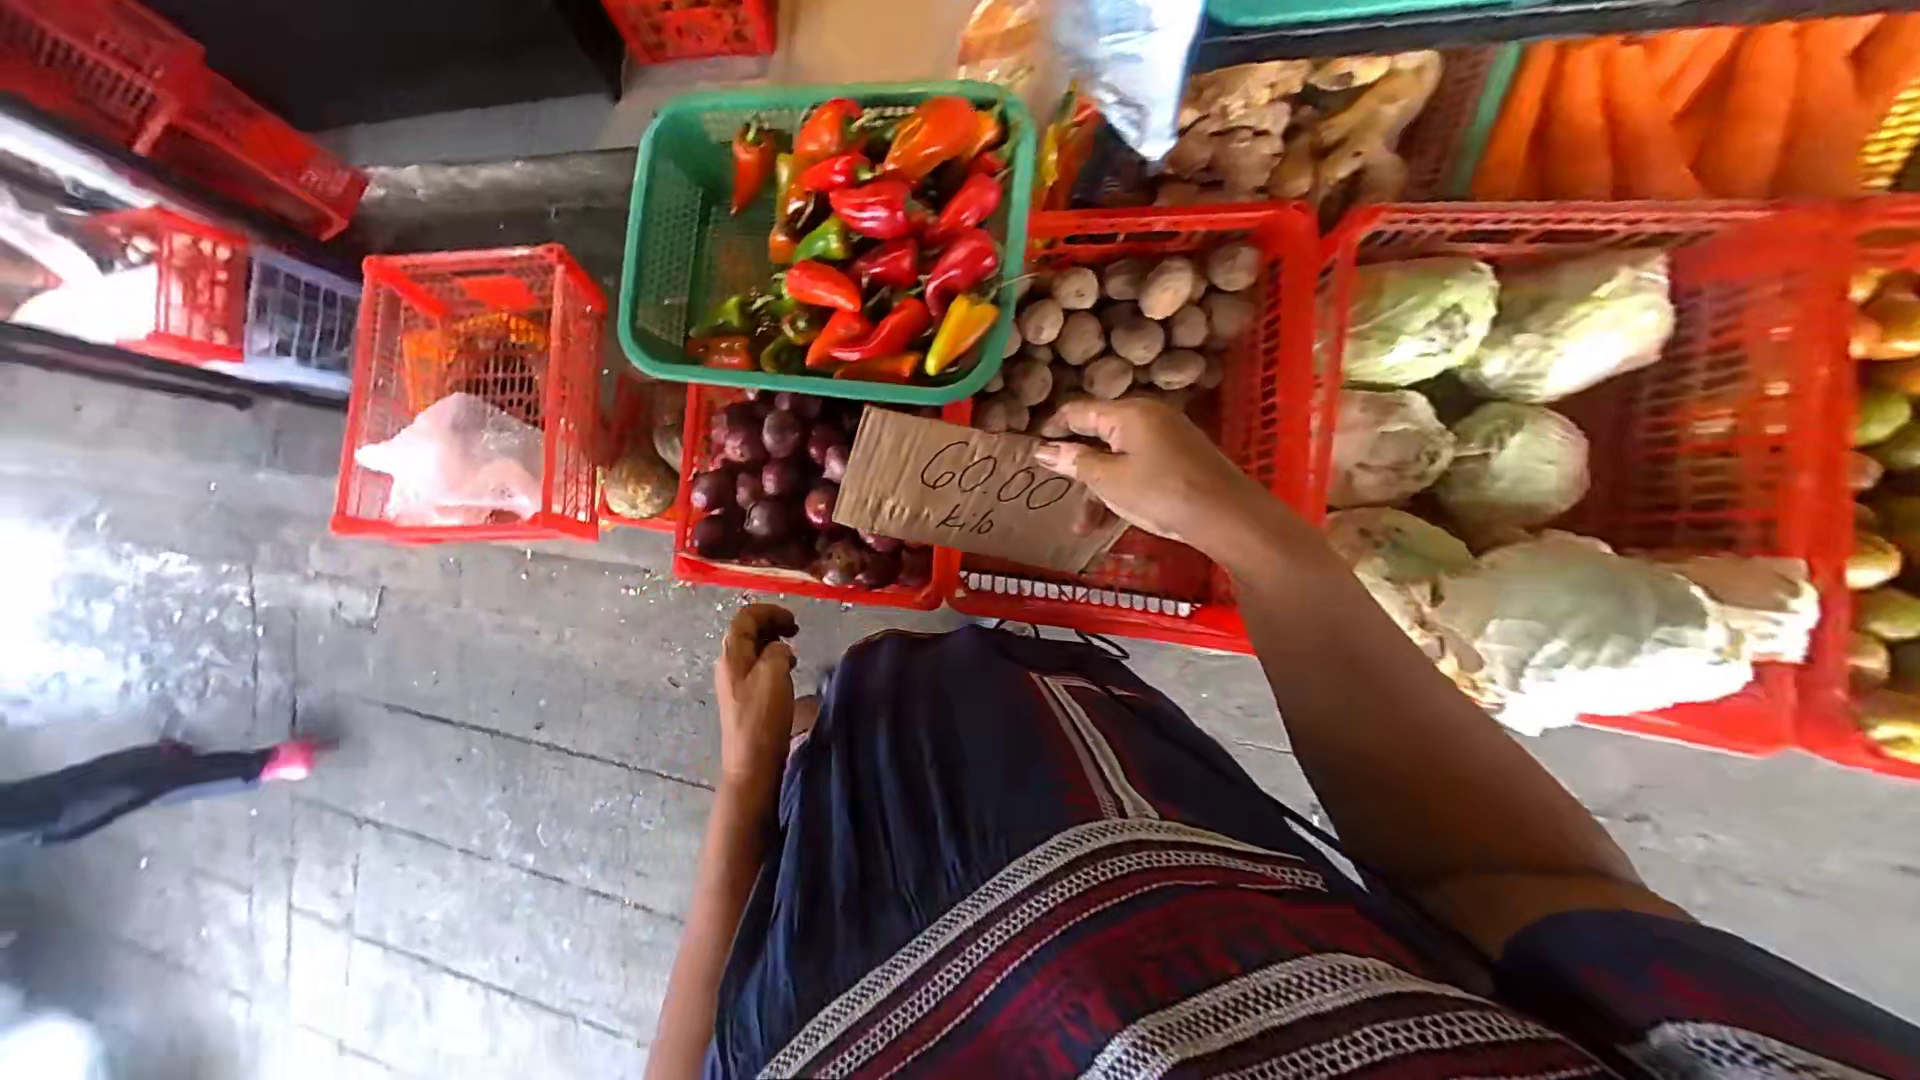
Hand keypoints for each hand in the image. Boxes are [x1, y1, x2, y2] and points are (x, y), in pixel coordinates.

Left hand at [714, 603, 798, 787]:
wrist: (752, 761)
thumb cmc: (763, 716)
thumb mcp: (774, 673)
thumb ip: (777, 650)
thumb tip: (780, 649)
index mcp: (732, 654)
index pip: (745, 617)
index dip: (770, 611)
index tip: (794, 620)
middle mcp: (729, 663)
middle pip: (747, 629)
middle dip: (772, 623)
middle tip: (795, 629)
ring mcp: (735, 680)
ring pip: (753, 647)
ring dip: (774, 640)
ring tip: (794, 647)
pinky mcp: (745, 695)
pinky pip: (758, 664)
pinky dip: (774, 657)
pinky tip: (788, 669)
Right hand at [1032, 398, 1295, 561]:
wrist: (1228, 516)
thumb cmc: (1161, 492)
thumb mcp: (1109, 480)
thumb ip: (1074, 462)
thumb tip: (1042, 449)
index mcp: (1128, 412)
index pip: (1077, 411)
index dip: (1051, 429)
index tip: (1032, 452)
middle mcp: (1148, 417)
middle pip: (1098, 436)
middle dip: (1076, 469)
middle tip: (1055, 494)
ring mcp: (1167, 437)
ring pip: (1118, 458)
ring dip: (1097, 490)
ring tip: (1084, 528)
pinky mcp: (1180, 459)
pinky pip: (1139, 468)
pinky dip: (1122, 489)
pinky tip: (1113, 522)